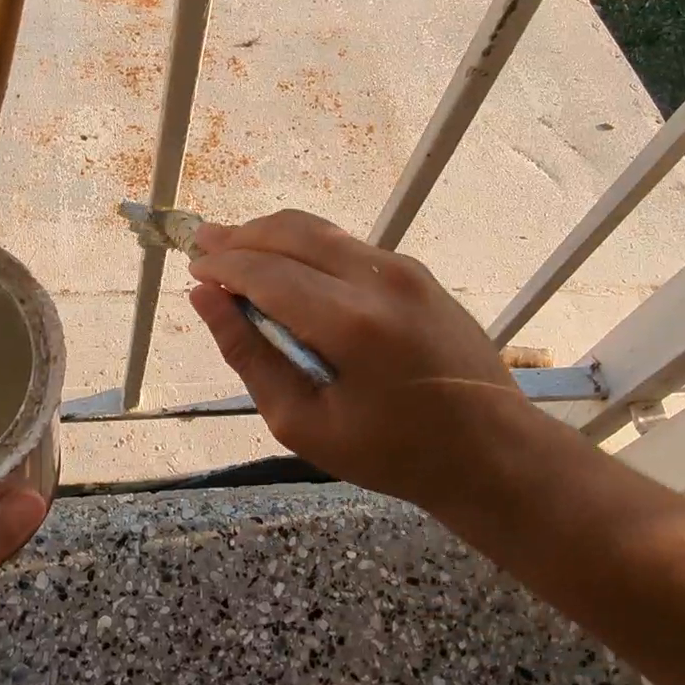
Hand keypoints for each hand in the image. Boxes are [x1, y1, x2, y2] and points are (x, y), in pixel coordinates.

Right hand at [186, 210, 529, 511]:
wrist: (492, 452)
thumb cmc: (392, 453)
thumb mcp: (303, 424)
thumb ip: (249, 356)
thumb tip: (204, 300)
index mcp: (350, 322)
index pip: (266, 272)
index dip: (222, 266)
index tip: (192, 270)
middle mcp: (379, 278)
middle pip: (292, 232)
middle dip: (240, 236)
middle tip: (202, 246)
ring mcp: (404, 269)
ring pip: (320, 231)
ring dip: (271, 235)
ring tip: (233, 248)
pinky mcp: (416, 272)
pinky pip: (345, 246)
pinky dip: (304, 247)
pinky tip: (285, 267)